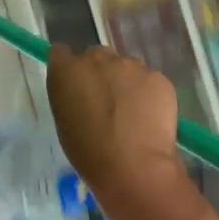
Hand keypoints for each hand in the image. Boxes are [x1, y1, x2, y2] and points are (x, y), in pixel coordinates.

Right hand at [46, 45, 184, 200]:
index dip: (69, 67)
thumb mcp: (64, 119)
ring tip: (133, 112)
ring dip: (126, 82)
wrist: (133, 166)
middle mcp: (95, 58)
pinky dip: (150, 94)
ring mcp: (129, 65)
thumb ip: (70, 94)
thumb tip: (82, 93)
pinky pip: (150, 81)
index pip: (61, 53)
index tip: (76, 84)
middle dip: (100, 73)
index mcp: (65, 70)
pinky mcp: (157, 77)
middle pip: (96, 56)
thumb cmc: (89, 151)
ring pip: (126, 67)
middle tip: (107, 101)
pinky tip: (151, 117)